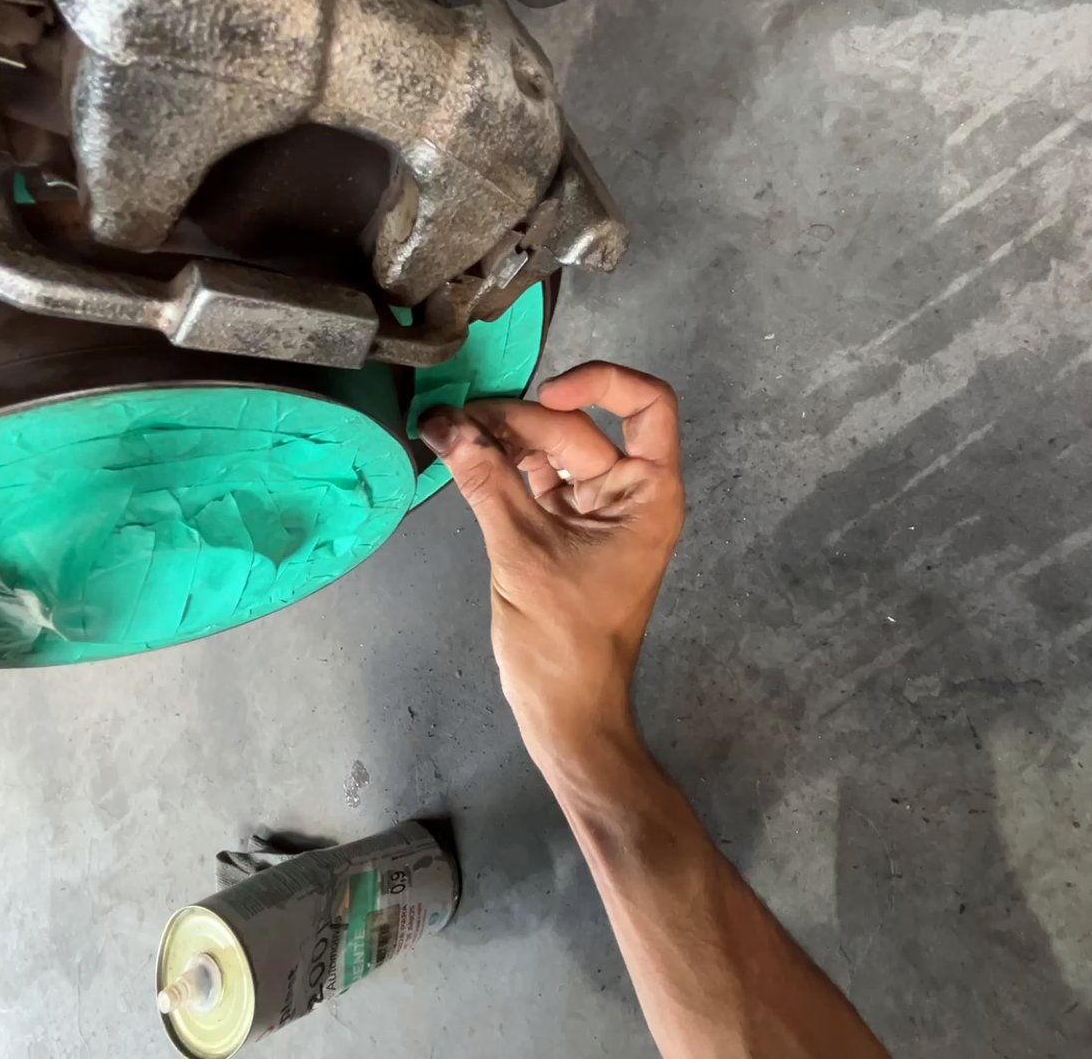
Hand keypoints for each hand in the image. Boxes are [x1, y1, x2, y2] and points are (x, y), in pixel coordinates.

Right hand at [419, 362, 684, 745]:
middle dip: (518, 421)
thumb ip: (486, 481)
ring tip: (450, 432)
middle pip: (577, 429)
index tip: (545, 396)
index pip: (647, 406)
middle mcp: (629, 494)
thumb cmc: (562, 639)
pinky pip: (535, 480)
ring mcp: (595, 510)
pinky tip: (463, 455)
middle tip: (456, 421)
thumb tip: (444, 423)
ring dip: (503, 440)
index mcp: (648, 495)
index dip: (601, 383)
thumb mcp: (522, 552)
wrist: (565, 708)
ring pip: (552, 451)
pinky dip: (501, 468)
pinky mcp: (563, 527)